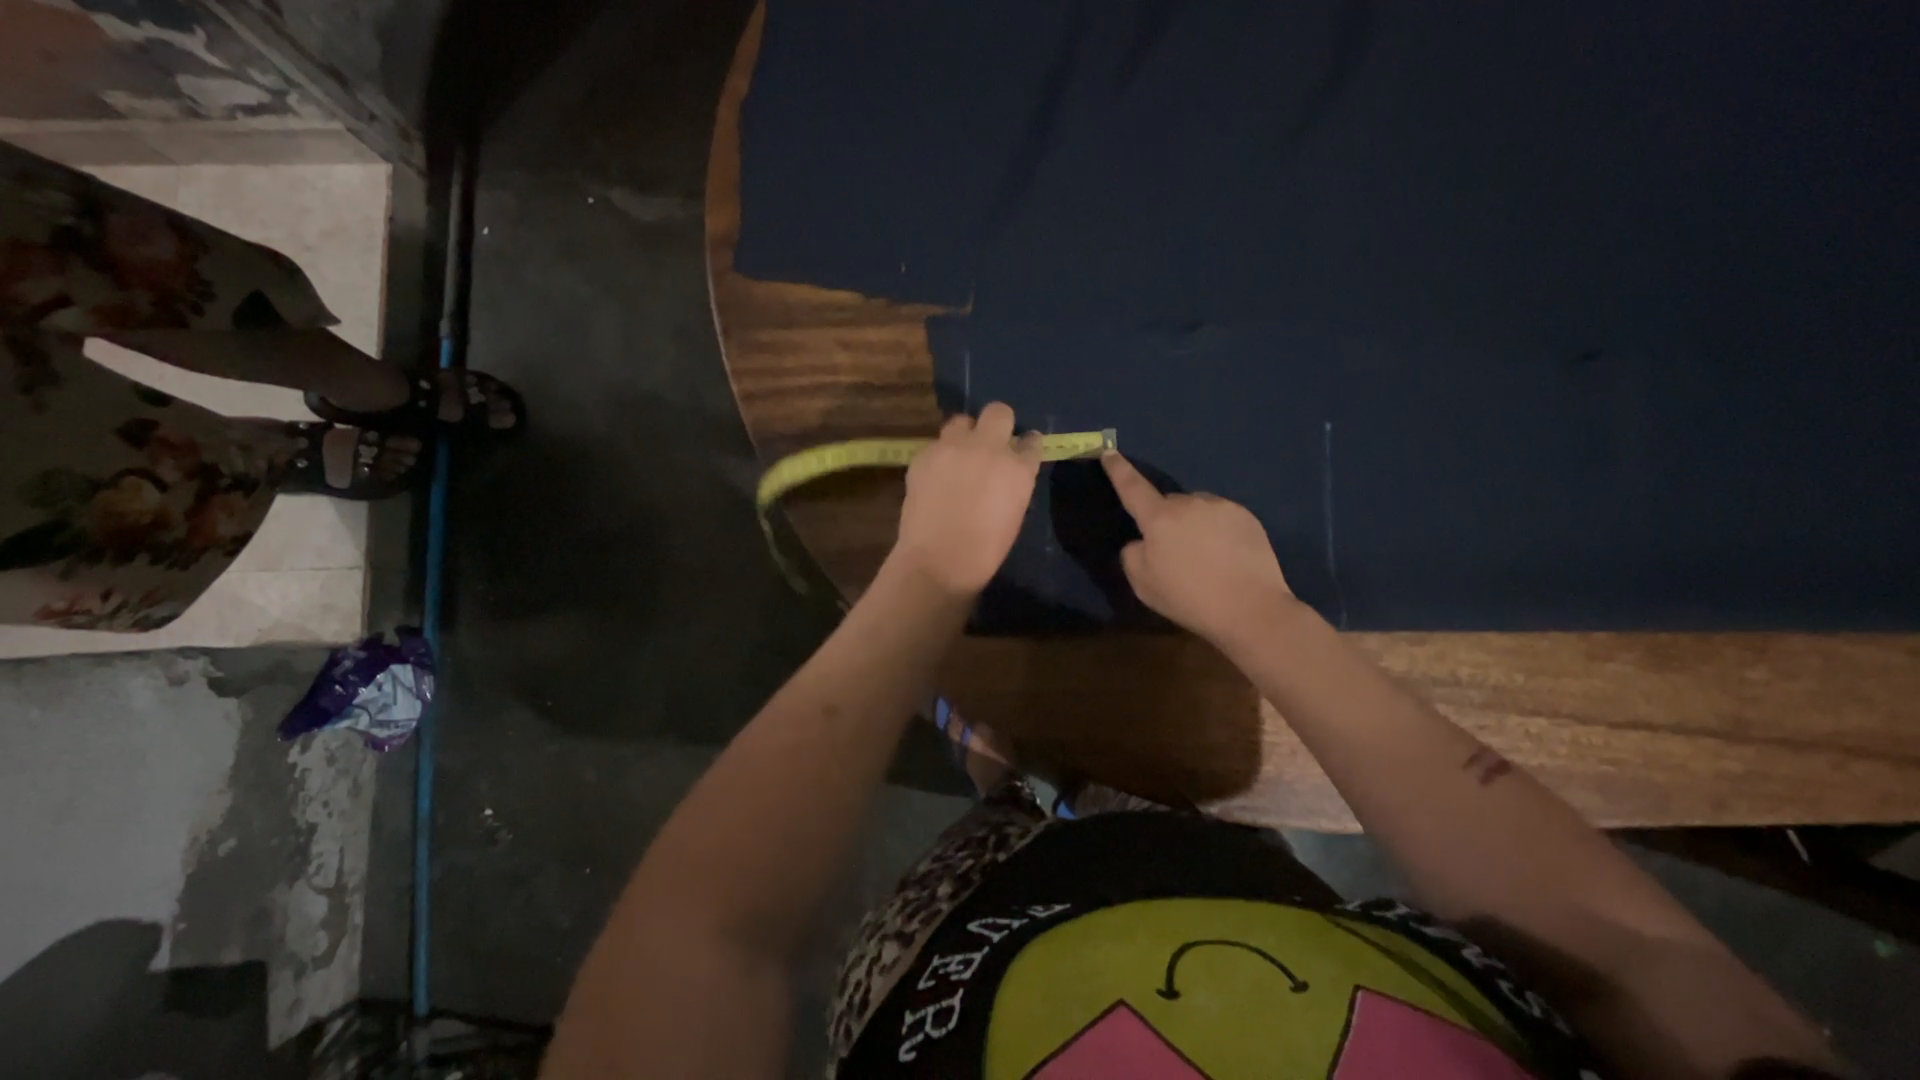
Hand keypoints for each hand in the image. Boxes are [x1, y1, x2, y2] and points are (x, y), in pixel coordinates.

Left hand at [890, 402, 1042, 595]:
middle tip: (990, 442)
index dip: (1025, 445)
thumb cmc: (985, 551)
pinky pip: (936, 444)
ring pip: (962, 421)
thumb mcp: (1013, 514)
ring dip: (965, 435)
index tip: (1021, 451)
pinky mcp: (924, 454)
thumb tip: (1006, 474)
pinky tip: (936, 477)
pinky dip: (940, 456)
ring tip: (959, 456)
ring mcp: (953, 447)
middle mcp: (988, 448)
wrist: (938, 560)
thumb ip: (1013, 484)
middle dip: (998, 423)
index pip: (1031, 442)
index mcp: (1018, 469)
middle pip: (999, 413)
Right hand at [1102, 451, 1297, 647]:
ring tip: (1205, 558)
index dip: (1118, 470)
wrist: (1250, 608)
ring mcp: (1221, 507)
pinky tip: (1226, 557)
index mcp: (1159, 519)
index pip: (1132, 488)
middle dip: (1167, 520)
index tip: (1109, 452)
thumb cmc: (1189, 598)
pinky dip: (1219, 531)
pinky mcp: (1247, 517)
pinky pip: (1222, 517)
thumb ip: (1132, 555)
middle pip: (1169, 504)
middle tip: (1174, 552)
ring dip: (1194, 524)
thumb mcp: (1144, 584)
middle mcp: (1189, 503)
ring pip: (1197, 509)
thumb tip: (1140, 541)